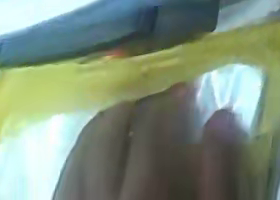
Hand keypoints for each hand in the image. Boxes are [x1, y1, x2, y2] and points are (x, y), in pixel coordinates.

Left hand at [53, 84, 243, 199]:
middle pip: (105, 138)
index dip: (168, 101)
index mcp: (146, 195)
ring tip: (120, 121)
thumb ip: (220, 170)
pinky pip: (59, 191)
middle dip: (129, 108)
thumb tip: (220, 117)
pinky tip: (91, 163)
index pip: (152, 129)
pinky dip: (74, 165)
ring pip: (73, 162)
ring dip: (96, 132)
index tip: (185, 90)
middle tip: (152, 100)